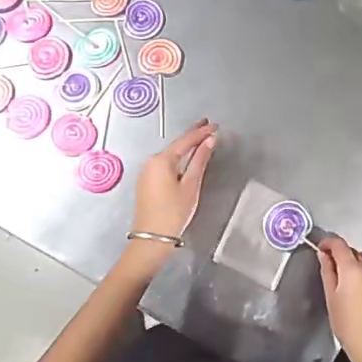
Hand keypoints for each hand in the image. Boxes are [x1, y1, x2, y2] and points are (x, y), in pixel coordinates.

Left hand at [132, 118, 219, 239]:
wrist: (152, 237)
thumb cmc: (174, 212)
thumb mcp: (191, 185)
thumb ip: (200, 160)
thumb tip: (209, 140)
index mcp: (161, 160)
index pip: (185, 141)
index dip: (201, 132)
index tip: (215, 125)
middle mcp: (151, 161)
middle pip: (176, 145)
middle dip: (192, 134)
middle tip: (208, 124)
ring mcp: (147, 171)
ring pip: (170, 154)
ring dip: (185, 146)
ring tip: (201, 137)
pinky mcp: (147, 181)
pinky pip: (165, 163)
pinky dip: (177, 157)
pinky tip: (186, 156)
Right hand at [317, 235, 361, 361]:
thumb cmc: (349, 326)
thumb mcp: (331, 298)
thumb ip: (327, 272)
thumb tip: (324, 255)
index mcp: (353, 269)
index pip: (339, 244)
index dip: (328, 242)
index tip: (320, 246)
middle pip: (353, 251)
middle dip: (340, 254)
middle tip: (327, 265)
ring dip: (352, 264)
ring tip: (340, 281)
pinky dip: (361, 275)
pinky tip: (355, 292)